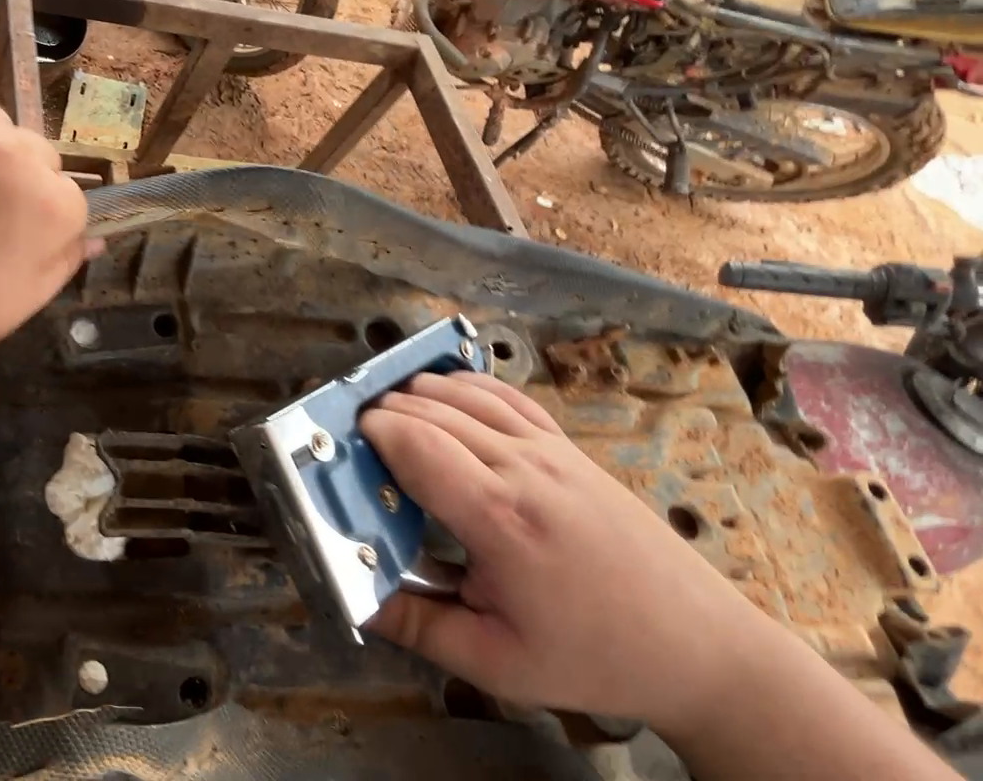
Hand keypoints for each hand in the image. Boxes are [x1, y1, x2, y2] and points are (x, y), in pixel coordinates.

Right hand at [361, 372, 777, 732]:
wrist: (705, 650)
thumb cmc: (596, 657)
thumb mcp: (494, 660)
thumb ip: (413, 625)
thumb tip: (351, 596)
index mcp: (499, 519)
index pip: (414, 442)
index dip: (368, 434)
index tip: (342, 451)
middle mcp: (524, 469)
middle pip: (429, 409)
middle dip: (380, 415)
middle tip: (353, 446)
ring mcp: (552, 452)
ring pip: (463, 393)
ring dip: (415, 396)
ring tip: (387, 421)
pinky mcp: (569, 448)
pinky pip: (505, 396)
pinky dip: (462, 387)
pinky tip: (442, 399)